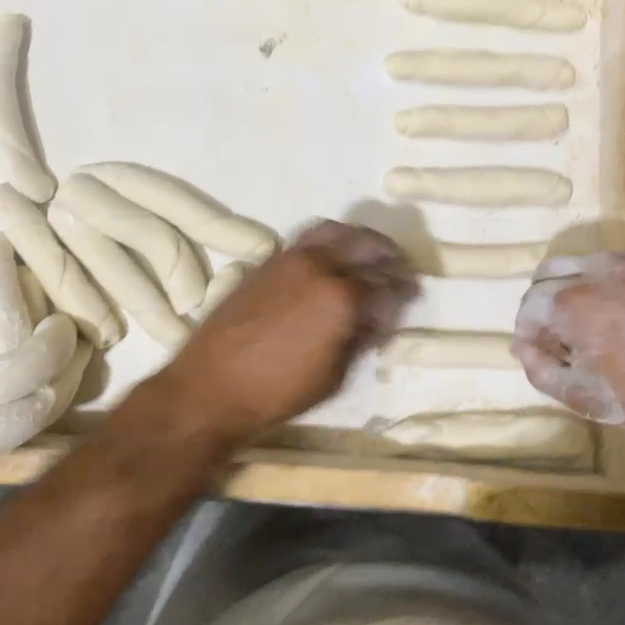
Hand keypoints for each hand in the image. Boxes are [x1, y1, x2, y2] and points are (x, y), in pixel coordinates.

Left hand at [159, 220, 418, 442]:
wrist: (212, 385)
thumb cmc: (277, 392)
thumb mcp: (334, 376)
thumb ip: (359, 341)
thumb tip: (375, 321)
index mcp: (343, 300)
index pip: (387, 291)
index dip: (402, 297)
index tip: (411, 299)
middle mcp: (322, 268)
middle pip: (369, 251)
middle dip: (391, 261)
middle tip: (402, 271)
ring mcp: (293, 258)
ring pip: (339, 232)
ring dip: (363, 239)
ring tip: (375, 250)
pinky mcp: (270, 259)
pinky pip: (311, 235)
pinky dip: (333, 238)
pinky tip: (338, 252)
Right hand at [511, 252, 624, 450]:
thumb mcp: (580, 396)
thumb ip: (539, 368)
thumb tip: (523, 346)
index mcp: (572, 303)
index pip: (529, 305)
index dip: (527, 331)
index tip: (538, 351)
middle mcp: (595, 271)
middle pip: (546, 275)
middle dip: (543, 303)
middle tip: (557, 335)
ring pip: (579, 264)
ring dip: (571, 289)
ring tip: (587, 324)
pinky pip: (612, 264)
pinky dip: (602, 283)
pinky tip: (617, 314)